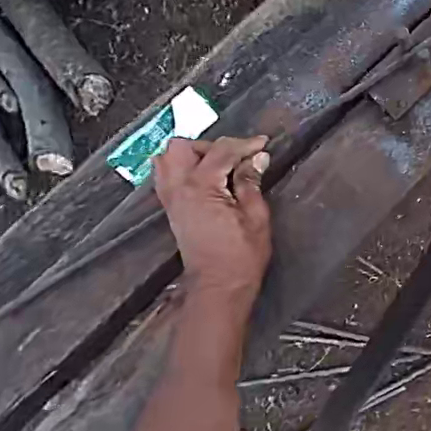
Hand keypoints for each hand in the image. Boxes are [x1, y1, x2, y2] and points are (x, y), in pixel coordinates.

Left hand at [153, 136, 271, 298]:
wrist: (219, 287)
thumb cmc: (242, 256)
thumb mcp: (256, 217)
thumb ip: (251, 182)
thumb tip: (257, 158)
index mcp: (200, 188)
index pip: (221, 151)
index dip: (244, 144)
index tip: (263, 144)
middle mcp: (178, 189)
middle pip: (183, 147)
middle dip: (212, 146)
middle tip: (237, 158)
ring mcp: (171, 199)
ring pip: (168, 159)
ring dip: (193, 155)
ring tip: (219, 166)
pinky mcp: (171, 210)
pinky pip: (167, 176)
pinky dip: (183, 169)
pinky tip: (205, 178)